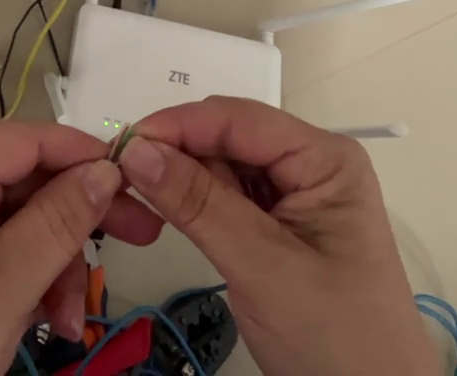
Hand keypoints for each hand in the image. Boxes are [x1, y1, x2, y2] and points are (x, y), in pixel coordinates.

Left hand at [0, 120, 162, 375]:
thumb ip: (55, 225)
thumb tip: (106, 169)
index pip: (23, 140)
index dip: (81, 153)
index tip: (136, 179)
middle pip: (26, 180)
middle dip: (76, 219)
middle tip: (138, 238)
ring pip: (21, 219)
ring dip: (55, 263)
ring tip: (67, 318)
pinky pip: (2, 248)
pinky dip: (31, 279)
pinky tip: (45, 320)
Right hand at [117, 96, 433, 375]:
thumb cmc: (337, 339)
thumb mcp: (265, 268)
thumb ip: (199, 204)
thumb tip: (135, 150)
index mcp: (323, 157)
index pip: (238, 118)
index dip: (179, 124)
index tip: (122, 146)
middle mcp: (306, 162)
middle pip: (225, 135)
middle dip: (174, 149)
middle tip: (119, 173)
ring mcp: (289, 192)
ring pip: (217, 163)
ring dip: (176, 175)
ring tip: (133, 191)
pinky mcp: (271, 221)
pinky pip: (220, 193)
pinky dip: (188, 199)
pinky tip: (163, 209)